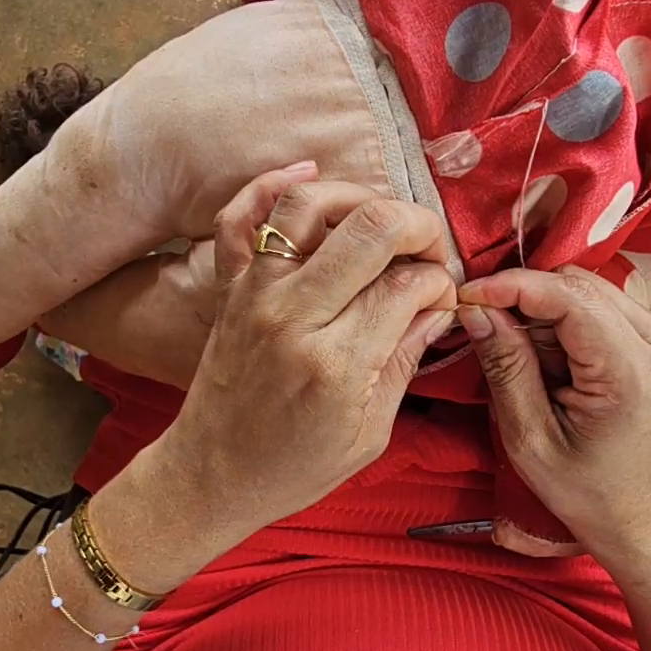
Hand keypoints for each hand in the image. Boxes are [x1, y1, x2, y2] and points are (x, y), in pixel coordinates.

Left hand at [153, 168, 457, 541]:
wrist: (211, 475)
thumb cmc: (292, 468)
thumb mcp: (368, 434)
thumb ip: (404, 362)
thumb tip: (437, 306)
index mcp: (337, 364)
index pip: (407, 284)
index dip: (438, 281)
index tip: (439, 296)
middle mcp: (294, 316)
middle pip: (371, 228)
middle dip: (417, 227)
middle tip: (426, 253)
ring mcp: (255, 295)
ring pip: (307, 205)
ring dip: (357, 198)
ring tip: (380, 222)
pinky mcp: (230, 289)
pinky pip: (238, 218)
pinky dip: (268, 186)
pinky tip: (307, 175)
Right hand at [456, 267, 650, 559]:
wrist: (627, 505)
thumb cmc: (579, 484)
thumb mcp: (528, 435)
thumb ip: (505, 366)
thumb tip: (476, 310)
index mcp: (632, 373)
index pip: (569, 298)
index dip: (512, 286)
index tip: (467, 295)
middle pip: (577, 285)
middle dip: (522, 298)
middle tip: (484, 326)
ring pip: (584, 288)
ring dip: (540, 309)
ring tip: (518, 351)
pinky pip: (596, 302)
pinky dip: (559, 317)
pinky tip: (545, 352)